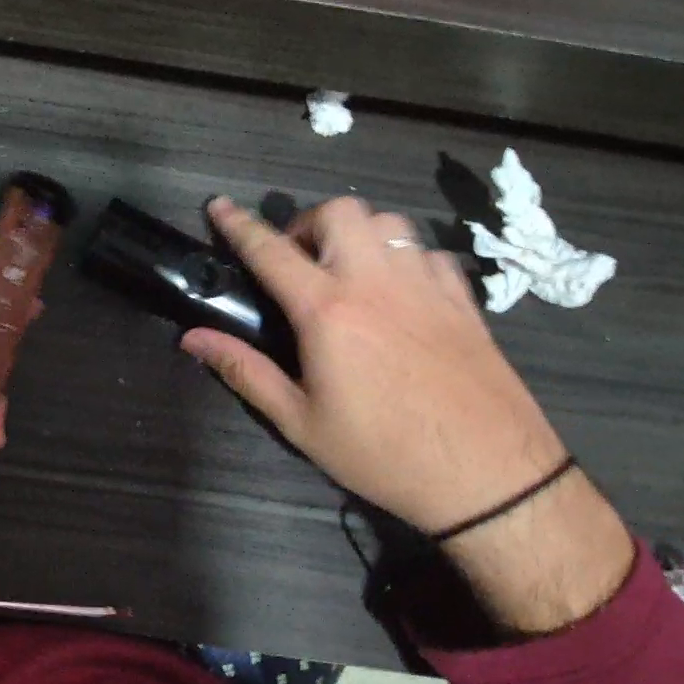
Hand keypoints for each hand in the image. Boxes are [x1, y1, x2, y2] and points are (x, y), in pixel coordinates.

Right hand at [181, 197, 631, 631]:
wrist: (492, 478)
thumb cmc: (382, 453)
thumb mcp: (300, 422)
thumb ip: (244, 371)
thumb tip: (191, 338)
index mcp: (328, 311)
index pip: (271, 251)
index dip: (238, 225)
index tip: (219, 205)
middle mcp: (376, 284)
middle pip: (340, 212)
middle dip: (309, 223)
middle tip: (298, 261)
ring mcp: (426, 287)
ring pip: (389, 222)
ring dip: (357, 234)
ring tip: (345, 269)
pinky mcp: (463, 302)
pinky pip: (429, 253)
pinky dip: (403, 257)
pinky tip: (397, 290)